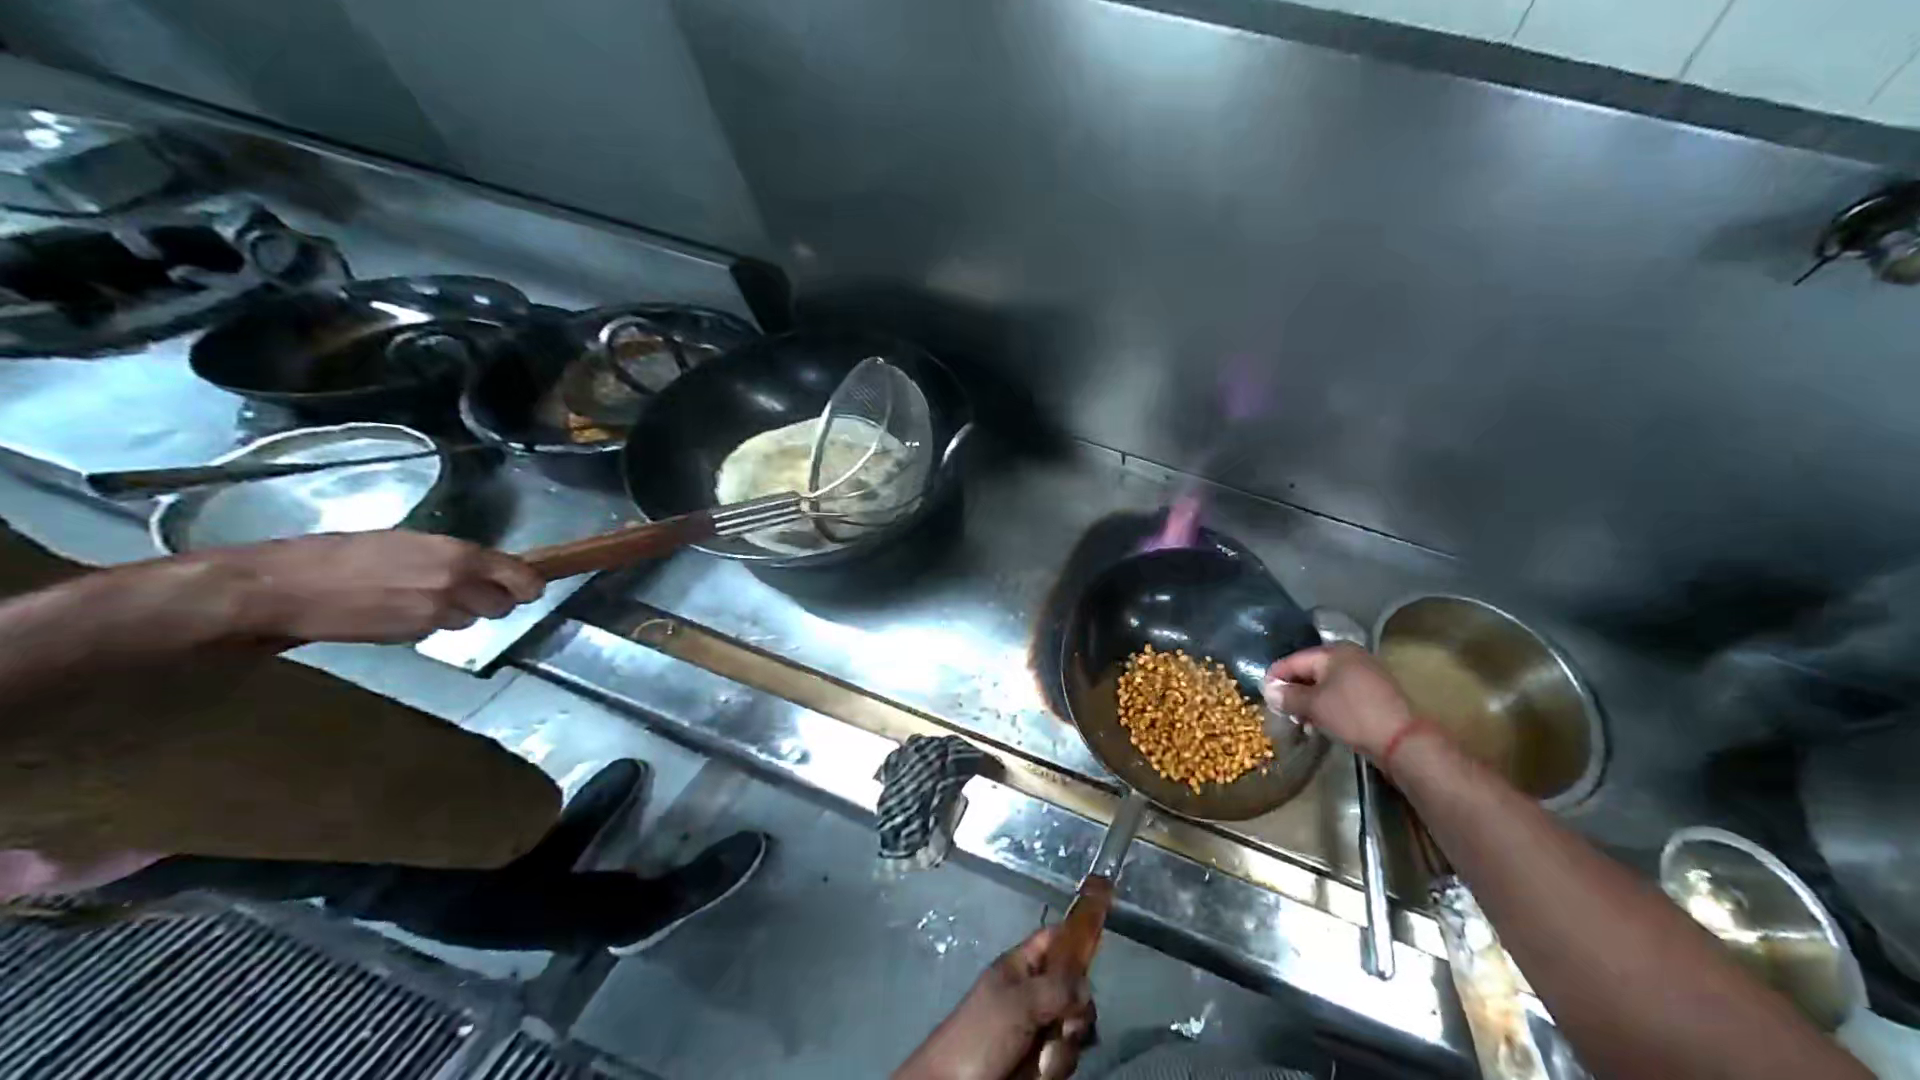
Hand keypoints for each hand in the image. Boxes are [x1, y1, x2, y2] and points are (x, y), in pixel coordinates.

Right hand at [218, 531, 545, 643]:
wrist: (286, 588)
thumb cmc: (343, 553)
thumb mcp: (409, 541)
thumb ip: (453, 556)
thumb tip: (482, 567)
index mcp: (459, 556)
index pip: (519, 577)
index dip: (530, 584)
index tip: (533, 587)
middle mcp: (456, 586)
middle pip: (502, 605)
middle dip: (492, 600)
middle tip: (470, 590)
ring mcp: (435, 615)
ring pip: (471, 619)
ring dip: (459, 612)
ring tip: (422, 597)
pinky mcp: (413, 637)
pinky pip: (439, 631)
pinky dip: (430, 623)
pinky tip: (400, 610)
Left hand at [893, 926, 1095, 1079]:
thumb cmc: (980, 1034)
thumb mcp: (1017, 1002)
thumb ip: (1056, 987)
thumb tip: (1086, 986)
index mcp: (1021, 967)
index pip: (1055, 940)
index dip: (1076, 938)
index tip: (1100, 942)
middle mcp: (1033, 993)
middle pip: (1075, 988)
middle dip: (1077, 1008)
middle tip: (1063, 1022)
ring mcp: (1038, 1028)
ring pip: (1075, 1026)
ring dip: (1065, 1044)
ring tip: (1044, 1058)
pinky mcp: (1042, 1062)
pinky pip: (1068, 1056)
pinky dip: (1059, 1066)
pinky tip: (1043, 1072)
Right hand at [1264, 643, 1419, 759]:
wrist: (1404, 741)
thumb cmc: (1353, 714)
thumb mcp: (1313, 705)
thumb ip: (1287, 695)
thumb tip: (1269, 690)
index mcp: (1335, 652)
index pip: (1294, 660)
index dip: (1275, 677)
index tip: (1262, 694)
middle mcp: (1351, 657)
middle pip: (1310, 671)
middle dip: (1293, 691)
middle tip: (1280, 710)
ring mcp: (1366, 675)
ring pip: (1326, 685)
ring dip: (1309, 702)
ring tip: (1300, 721)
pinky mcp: (1376, 694)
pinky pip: (1341, 695)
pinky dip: (1327, 706)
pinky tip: (1320, 723)